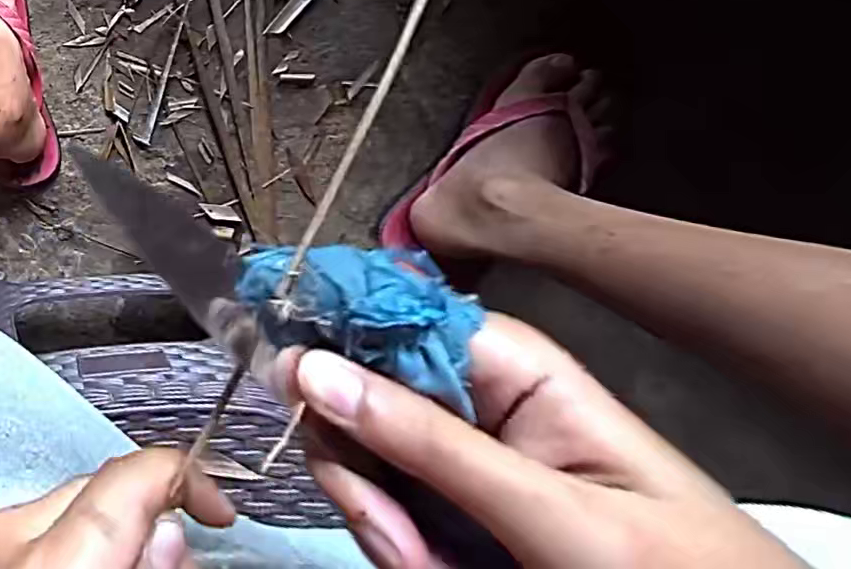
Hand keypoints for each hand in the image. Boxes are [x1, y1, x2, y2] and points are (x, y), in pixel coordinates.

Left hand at [0, 448, 235, 568]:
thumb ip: (155, 567)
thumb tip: (171, 533)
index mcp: (54, 559)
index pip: (125, 477)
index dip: (181, 473)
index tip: (218, 500)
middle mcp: (15, 535)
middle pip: (105, 481)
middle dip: (155, 499)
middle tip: (196, 528)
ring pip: (83, 495)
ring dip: (124, 516)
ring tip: (150, 551)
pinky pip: (57, 515)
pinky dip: (91, 526)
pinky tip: (110, 551)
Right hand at [278, 314, 805, 567]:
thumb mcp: (562, 517)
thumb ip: (428, 441)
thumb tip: (302, 365)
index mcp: (492, 356)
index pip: (376, 307)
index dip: (320, 328)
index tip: (288, 381)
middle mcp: (453, 383)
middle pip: (345, 380)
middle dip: (354, 457)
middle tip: (390, 529)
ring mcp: (438, 438)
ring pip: (346, 440)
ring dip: (371, 510)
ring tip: (423, 565)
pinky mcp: (431, 489)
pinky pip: (369, 490)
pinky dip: (385, 537)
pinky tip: (428, 568)